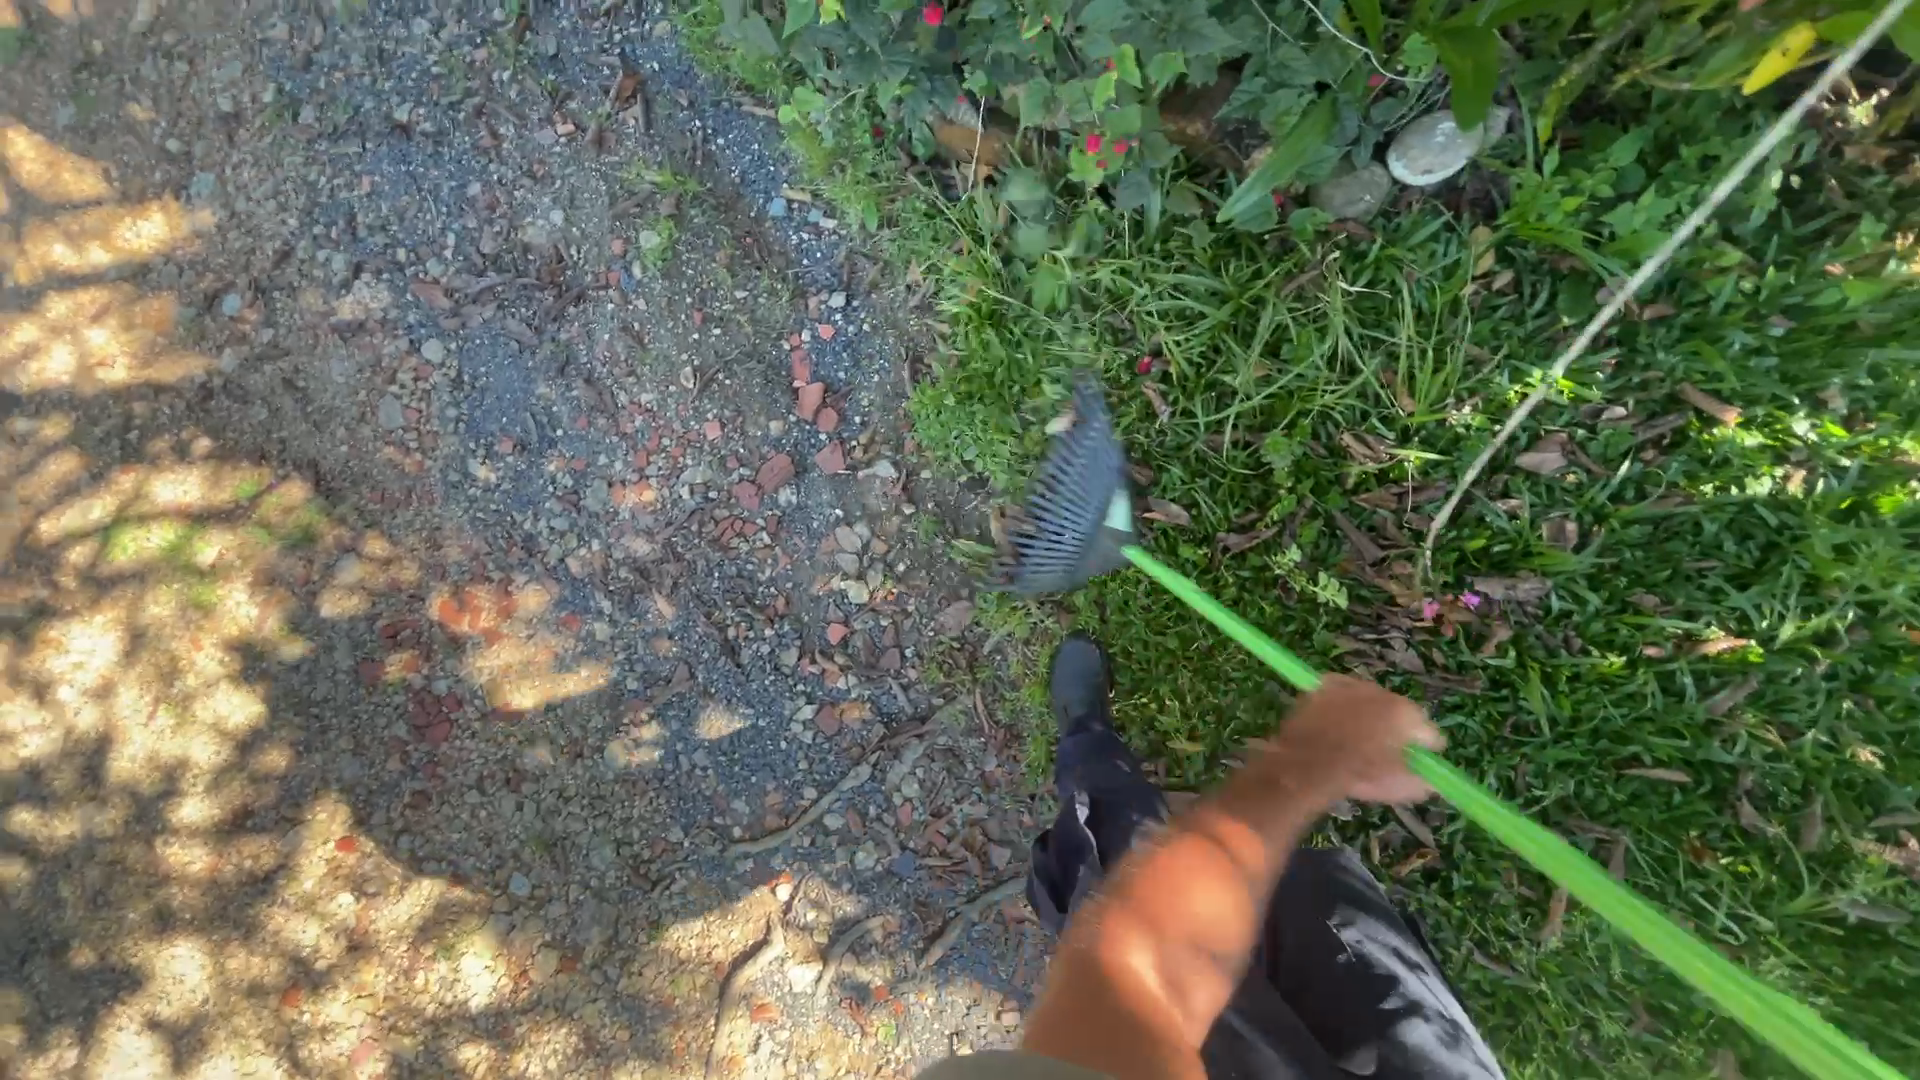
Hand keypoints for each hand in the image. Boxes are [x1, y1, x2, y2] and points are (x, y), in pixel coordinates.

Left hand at [1273, 674, 1441, 803]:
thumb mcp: (1399, 787)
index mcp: (1405, 715)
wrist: (1306, 760)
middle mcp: (1381, 693)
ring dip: (1370, 713)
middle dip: (1397, 727)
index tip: (1422, 757)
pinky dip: (1344, 703)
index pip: (1428, 731)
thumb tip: (1430, 781)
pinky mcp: (1324, 684)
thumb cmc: (1358, 773)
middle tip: (1388, 747)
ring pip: (1371, 699)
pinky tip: (1338, 718)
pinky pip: (1342, 692)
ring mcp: (1351, 686)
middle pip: (1399, 711)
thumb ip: (1423, 782)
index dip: (1427, 746)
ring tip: (1360, 734)